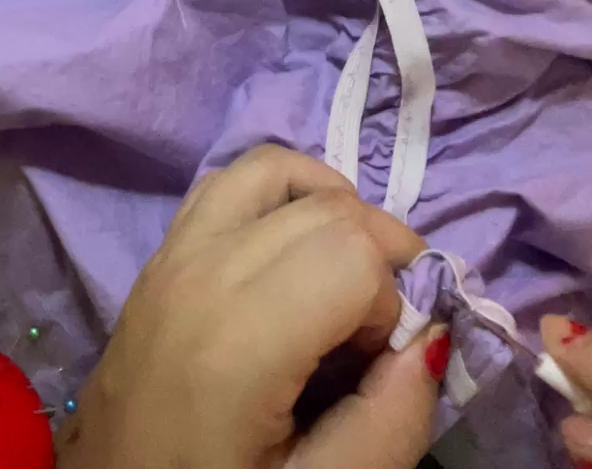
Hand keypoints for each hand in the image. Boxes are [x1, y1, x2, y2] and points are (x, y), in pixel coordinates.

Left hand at [59, 145, 446, 468]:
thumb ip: (389, 423)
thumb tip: (430, 336)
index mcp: (237, 337)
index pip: (351, 252)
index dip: (390, 302)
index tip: (378, 360)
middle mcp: (201, 268)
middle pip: (324, 205)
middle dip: (375, 250)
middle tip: (376, 323)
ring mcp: (173, 249)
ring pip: (273, 167)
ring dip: (329, 202)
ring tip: (345, 263)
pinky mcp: (161, 250)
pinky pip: (228, 180)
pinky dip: (277, 189)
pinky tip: (291, 239)